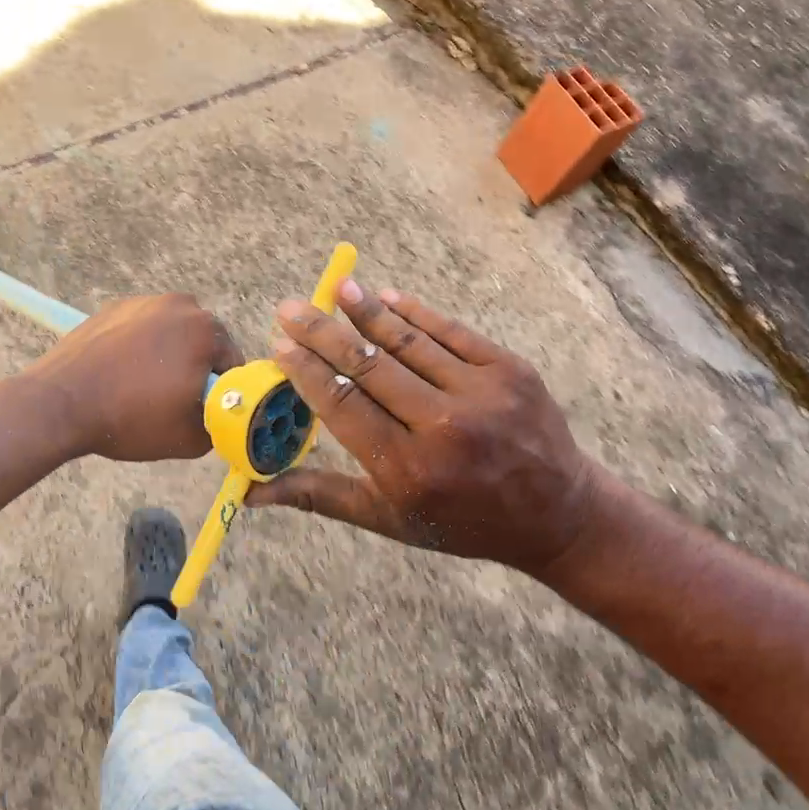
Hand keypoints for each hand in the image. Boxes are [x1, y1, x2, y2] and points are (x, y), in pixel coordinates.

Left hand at [27, 294, 241, 462]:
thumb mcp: (191, 439)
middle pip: (203, 342)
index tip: (202, 410)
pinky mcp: (114, 307)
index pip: (233, 364)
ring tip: (143, 388)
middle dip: (195, 368)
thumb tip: (220, 416)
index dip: (222, 392)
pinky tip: (121, 373)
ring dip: (168, 355)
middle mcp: (180, 304)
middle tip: (173, 401)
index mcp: (206, 330)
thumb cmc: (130, 418)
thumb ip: (221, 425)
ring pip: (172, 333)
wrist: (61, 403)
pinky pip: (142, 328)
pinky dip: (140, 346)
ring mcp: (143, 302)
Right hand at [245, 279, 607, 576]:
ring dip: (366, 311)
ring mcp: (481, 394)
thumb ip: (319, 496)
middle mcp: (443, 428)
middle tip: (289, 308)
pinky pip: (452, 332)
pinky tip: (387, 297)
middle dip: (321, 332)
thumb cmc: (460, 521)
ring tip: (337, 288)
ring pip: (408, 342)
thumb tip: (251, 493)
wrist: (557, 513)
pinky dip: (416, 313)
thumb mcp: (388, 520)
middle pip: (366, 365)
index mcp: (407, 469)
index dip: (305, 371)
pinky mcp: (511, 371)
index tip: (279, 345)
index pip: (341, 405)